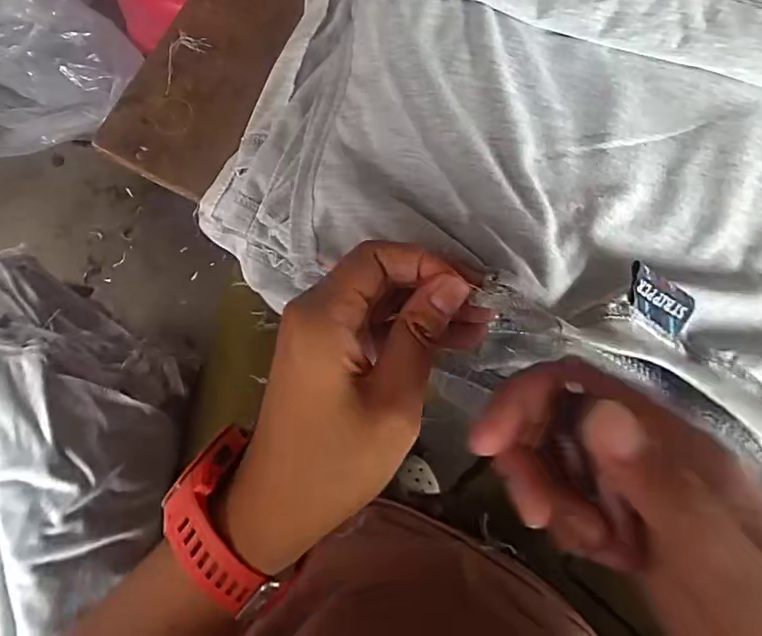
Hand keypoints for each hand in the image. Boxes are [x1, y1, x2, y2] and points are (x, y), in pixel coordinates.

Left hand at [216, 241, 492, 573]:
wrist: (278, 504)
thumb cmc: (337, 463)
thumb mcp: (393, 401)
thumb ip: (419, 334)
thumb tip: (450, 284)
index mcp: (323, 314)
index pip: (376, 257)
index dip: (425, 261)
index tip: (469, 286)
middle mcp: (313, 308)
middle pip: (376, 273)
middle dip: (430, 283)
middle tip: (482, 308)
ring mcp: (315, 327)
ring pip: (375, 297)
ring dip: (422, 307)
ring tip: (477, 326)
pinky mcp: (323, 347)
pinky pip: (366, 322)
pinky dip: (403, 327)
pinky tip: (448, 342)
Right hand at [469, 359, 761, 635]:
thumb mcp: (727, 573)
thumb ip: (666, 490)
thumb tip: (600, 410)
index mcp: (678, 444)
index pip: (580, 383)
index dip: (524, 398)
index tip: (486, 445)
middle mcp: (655, 448)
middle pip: (560, 414)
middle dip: (530, 455)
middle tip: (534, 514)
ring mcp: (644, 481)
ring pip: (561, 451)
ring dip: (548, 491)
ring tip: (588, 547)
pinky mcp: (634, 513)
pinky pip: (574, 490)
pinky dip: (567, 516)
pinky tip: (601, 554)